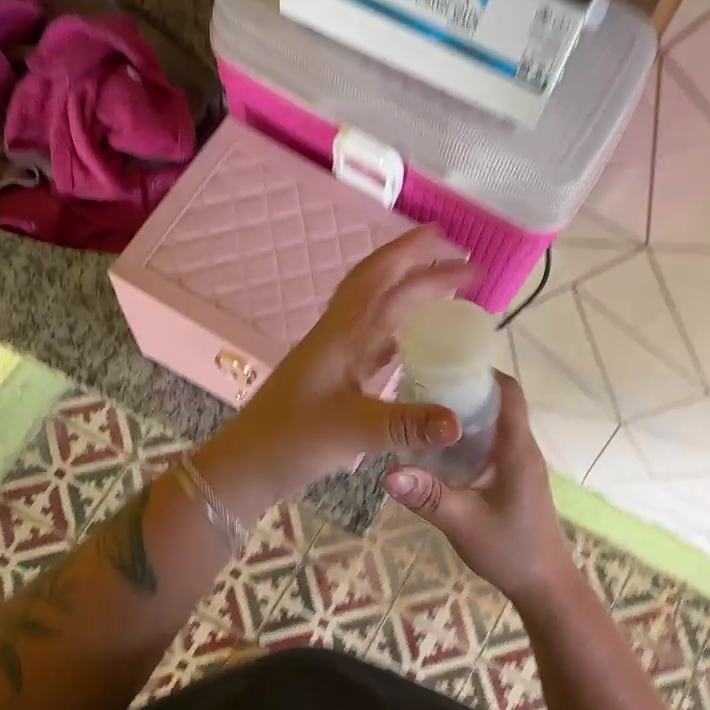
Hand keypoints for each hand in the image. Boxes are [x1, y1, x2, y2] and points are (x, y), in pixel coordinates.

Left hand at [200, 228, 479, 504]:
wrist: (246, 466)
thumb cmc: (289, 441)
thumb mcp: (351, 431)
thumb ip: (406, 425)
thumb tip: (458, 423)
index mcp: (340, 336)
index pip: (384, 281)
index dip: (418, 257)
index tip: (455, 243)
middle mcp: (338, 338)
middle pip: (381, 289)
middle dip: (421, 269)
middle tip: (463, 263)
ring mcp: (335, 360)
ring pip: (378, 316)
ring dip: (411, 300)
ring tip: (447, 296)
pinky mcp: (334, 383)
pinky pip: (373, 348)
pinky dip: (399, 338)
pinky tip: (415, 346)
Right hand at [383, 373, 575, 606]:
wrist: (543, 585)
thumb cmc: (510, 551)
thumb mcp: (463, 524)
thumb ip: (428, 497)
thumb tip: (388, 472)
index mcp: (517, 450)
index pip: (508, 392)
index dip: (479, 371)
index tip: (442, 363)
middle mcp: (521, 449)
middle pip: (496, 402)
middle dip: (461, 390)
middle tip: (418, 388)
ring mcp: (518, 465)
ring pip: (491, 425)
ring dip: (462, 416)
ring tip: (420, 413)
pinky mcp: (511, 480)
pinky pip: (488, 446)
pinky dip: (464, 440)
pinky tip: (435, 451)